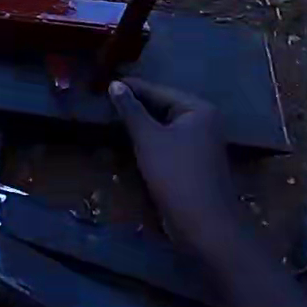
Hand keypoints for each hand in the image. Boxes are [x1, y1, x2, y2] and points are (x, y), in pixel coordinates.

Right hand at [108, 78, 242, 255]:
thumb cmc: (175, 174)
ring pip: (162, 123)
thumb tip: (115, 84)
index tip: (103, 83)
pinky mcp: (192, 159)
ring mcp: (199, 141)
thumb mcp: (148, 138)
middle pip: (162, 105)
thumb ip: (131, 110)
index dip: (130, 87)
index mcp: (197, 109)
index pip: (157, 90)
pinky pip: (166, 139)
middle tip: (102, 99)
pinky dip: (147, 137)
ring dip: (138, 121)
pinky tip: (127, 137)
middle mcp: (202, 120)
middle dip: (134, 104)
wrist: (203, 223)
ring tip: (109, 115)